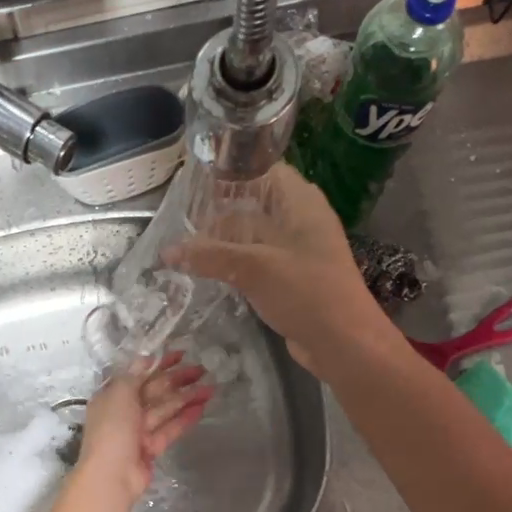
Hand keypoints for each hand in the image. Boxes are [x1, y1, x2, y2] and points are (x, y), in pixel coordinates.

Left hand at [76, 353, 211, 501]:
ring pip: (165, 409)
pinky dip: (184, 418)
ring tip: (210, 388)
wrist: (111, 474)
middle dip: (177, 379)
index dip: (159, 363)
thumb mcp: (119, 393)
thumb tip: (146, 359)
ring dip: (186, 397)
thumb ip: (134, 375)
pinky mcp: (151, 448)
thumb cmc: (112, 429)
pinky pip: (170, 429)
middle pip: (154, 391)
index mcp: (113, 395)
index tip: (181, 354)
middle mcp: (125, 411)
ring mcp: (139, 431)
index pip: (139, 374)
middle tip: (202, 370)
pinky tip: (201, 407)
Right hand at [166, 164, 399, 377]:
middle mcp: (300, 220)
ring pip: (254, 237)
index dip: (233, 170)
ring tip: (186, 245)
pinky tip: (209, 271)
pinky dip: (235, 264)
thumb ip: (210, 256)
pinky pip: (258, 262)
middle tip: (181, 218)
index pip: (264, 169)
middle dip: (219, 211)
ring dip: (224, 242)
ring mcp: (297, 251)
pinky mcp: (292, 279)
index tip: (197, 180)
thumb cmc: (306, 292)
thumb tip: (168, 251)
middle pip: (255, 204)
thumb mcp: (253, 268)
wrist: (343, 342)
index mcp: (300, 202)